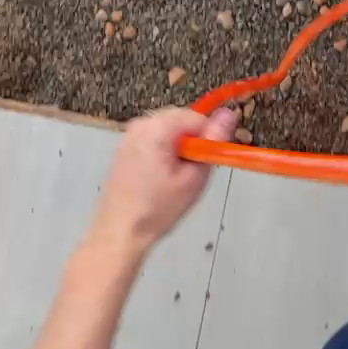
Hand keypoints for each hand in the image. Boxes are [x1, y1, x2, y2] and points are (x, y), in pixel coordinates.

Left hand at [90, 106, 236, 249]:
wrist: (118, 235)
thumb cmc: (158, 209)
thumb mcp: (194, 177)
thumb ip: (212, 142)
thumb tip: (229, 113)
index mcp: (157, 127)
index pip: (197, 117)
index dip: (206, 139)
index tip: (203, 164)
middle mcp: (140, 123)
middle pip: (181, 120)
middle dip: (191, 142)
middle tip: (190, 173)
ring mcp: (129, 135)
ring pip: (168, 130)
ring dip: (178, 147)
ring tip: (175, 178)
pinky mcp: (123, 148)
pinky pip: (153, 138)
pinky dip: (162, 152)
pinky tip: (158, 179)